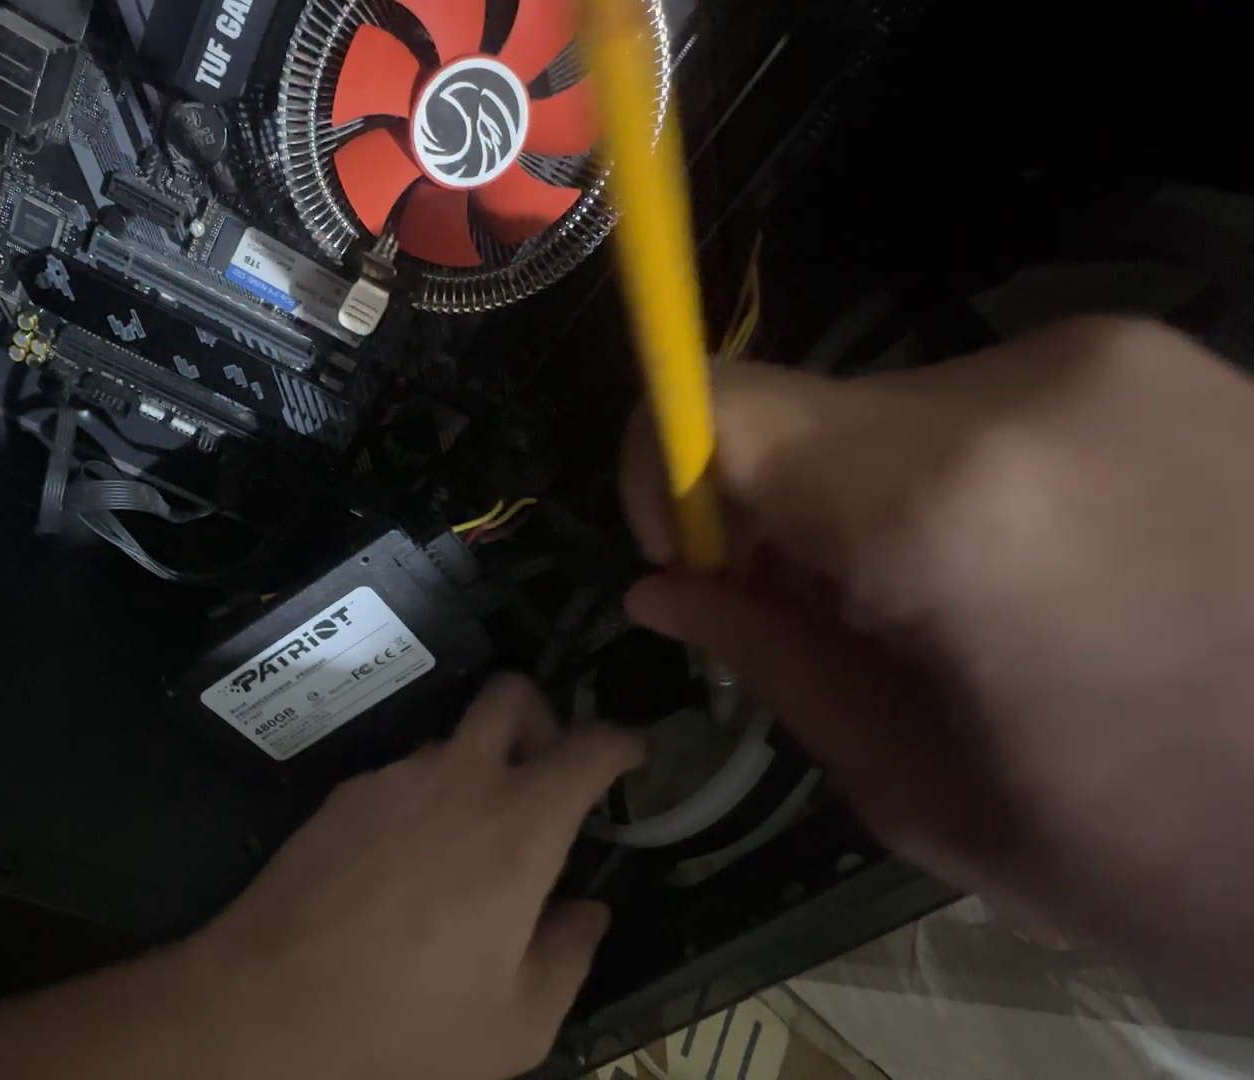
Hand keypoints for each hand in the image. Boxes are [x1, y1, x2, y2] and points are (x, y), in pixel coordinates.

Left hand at [178, 675, 643, 1079]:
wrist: (270, 1003)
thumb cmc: (404, 1025)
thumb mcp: (515, 1024)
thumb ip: (568, 956)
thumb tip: (586, 911)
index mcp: (516, 830)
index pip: (585, 749)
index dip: (620, 740)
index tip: (633, 752)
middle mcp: (455, 781)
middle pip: (509, 696)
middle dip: (542, 716)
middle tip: (547, 772)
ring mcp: (393, 778)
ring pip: (451, 742)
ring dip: (477, 771)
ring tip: (467, 845)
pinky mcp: (346, 792)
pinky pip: (402, 776)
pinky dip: (423, 800)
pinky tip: (404, 864)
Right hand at [621, 316, 1253, 1005]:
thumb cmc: (1161, 855)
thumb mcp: (907, 779)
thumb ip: (762, 653)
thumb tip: (657, 588)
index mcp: (937, 504)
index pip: (713, 404)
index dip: (656, 466)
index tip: (685, 555)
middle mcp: (1026, 392)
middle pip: (796, 413)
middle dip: (761, 506)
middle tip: (806, 609)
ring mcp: (1124, 364)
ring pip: (881, 411)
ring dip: (852, 496)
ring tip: (928, 606)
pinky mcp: (1184, 368)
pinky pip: (976, 409)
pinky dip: (939, 480)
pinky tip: (1019, 574)